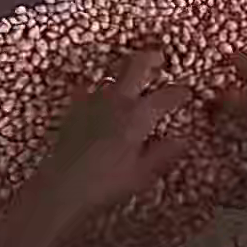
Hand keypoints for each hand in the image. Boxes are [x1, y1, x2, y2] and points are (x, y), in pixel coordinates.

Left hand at [30, 50, 189, 222]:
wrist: (59, 189)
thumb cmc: (106, 183)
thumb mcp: (143, 173)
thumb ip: (164, 153)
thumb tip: (182, 140)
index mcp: (139, 115)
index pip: (166, 96)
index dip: (179, 92)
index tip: (187, 92)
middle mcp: (117, 101)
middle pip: (136, 66)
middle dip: (150, 58)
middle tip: (159, 58)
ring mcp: (92, 102)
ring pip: (112, 75)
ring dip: (124, 72)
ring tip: (132, 76)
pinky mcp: (73, 110)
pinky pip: (88, 89)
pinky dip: (97, 88)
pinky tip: (98, 95)